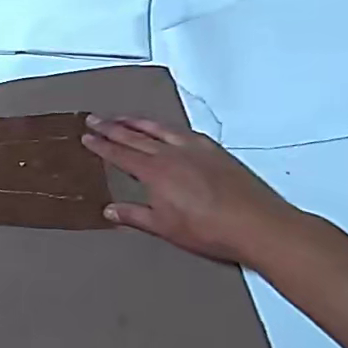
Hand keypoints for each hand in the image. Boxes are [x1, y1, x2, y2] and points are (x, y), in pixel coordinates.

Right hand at [81, 114, 323, 266]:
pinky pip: (183, 132)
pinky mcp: (215, 152)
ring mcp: (195, 150)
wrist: (260, 228)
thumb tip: (111, 211)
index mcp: (153, 171)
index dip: (100, 145)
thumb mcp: (164, 227)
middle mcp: (171, 154)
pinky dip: (167, 127)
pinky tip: (165, 128)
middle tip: (94, 119)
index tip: (87, 137)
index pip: (118, 153)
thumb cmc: (212, 230)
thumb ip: (134, 215)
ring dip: (136, 121)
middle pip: (133, 135)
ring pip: (157, 128)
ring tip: (122, 117)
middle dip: (110, 126)